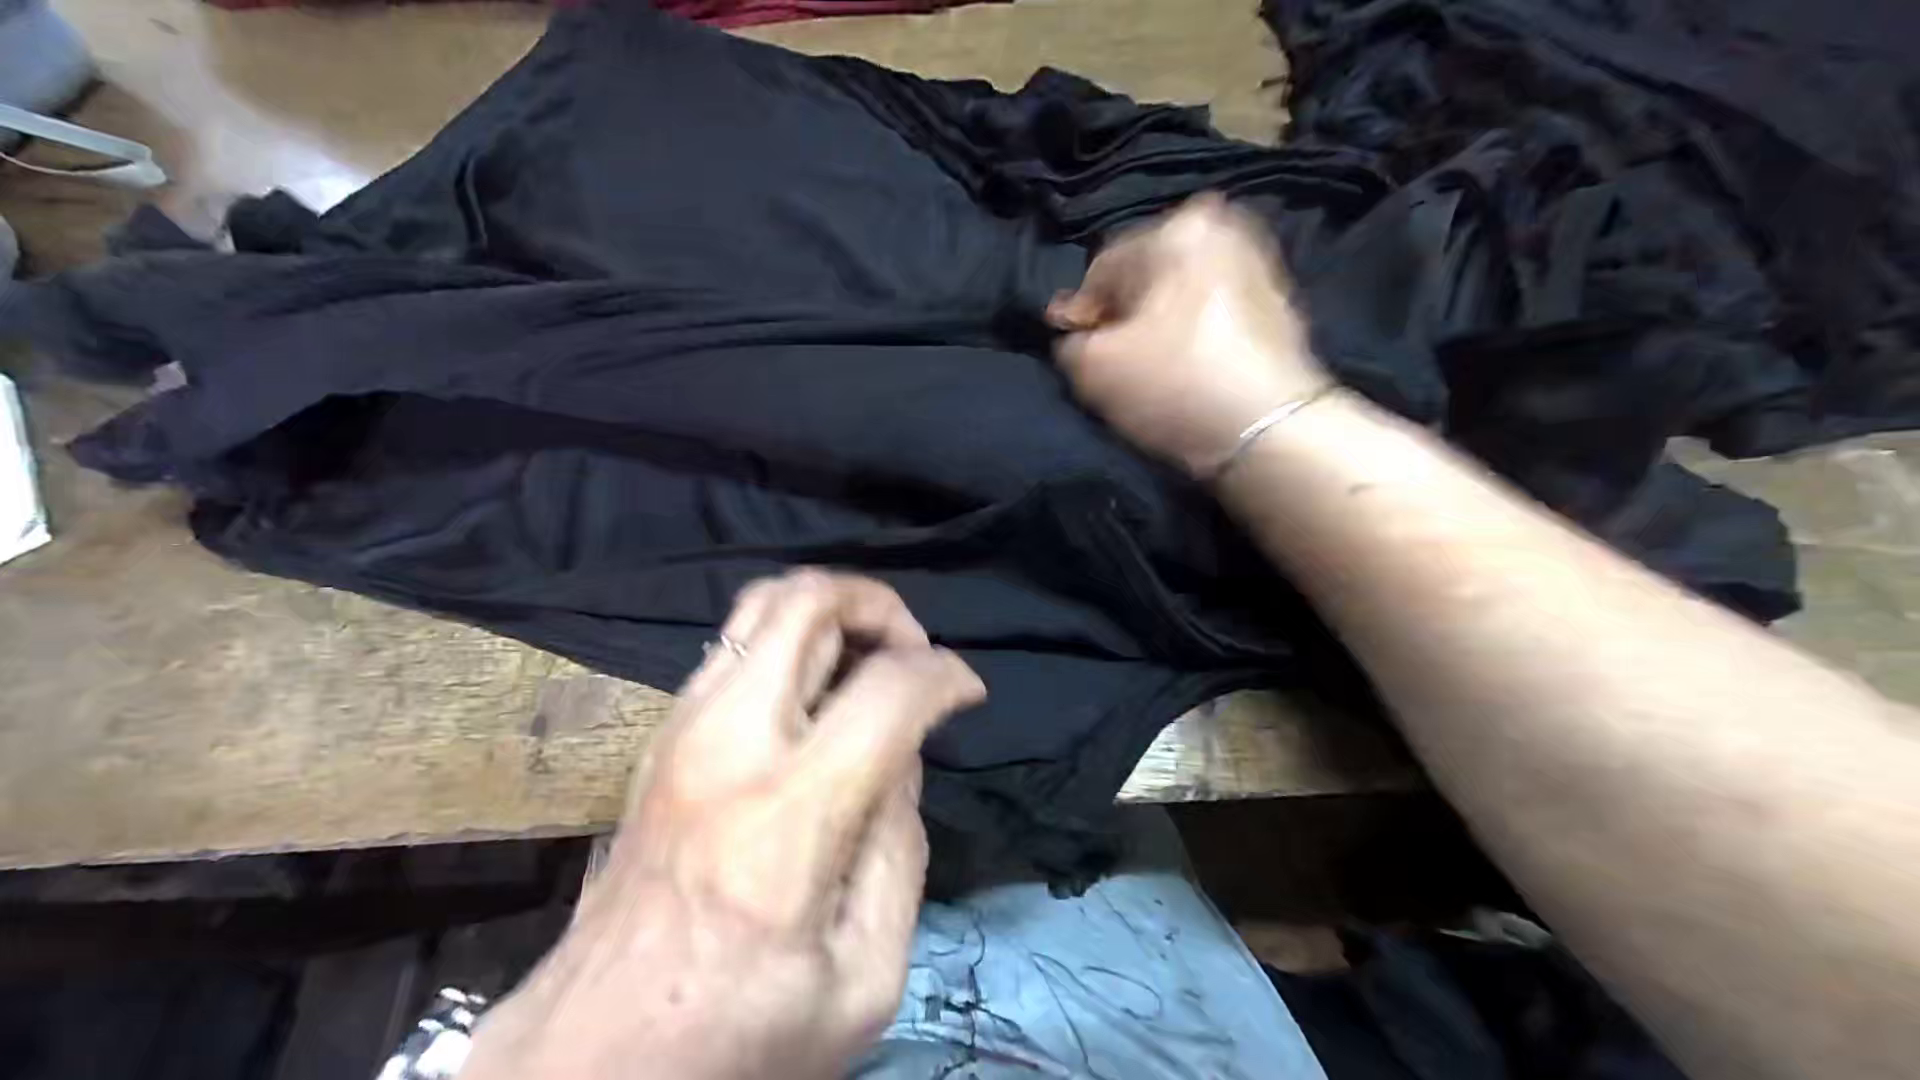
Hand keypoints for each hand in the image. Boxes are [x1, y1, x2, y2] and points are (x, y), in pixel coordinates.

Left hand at [463, 570, 985, 1079]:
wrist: (589, 1058)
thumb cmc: (739, 1035)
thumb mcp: (865, 977)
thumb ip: (901, 848)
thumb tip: (902, 757)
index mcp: (787, 819)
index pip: (886, 690)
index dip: (945, 675)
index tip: (967, 694)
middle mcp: (727, 745)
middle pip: (807, 603)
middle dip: (880, 605)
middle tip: (913, 652)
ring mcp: (683, 728)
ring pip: (763, 604)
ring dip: (835, 611)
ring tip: (870, 659)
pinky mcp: (662, 734)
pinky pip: (738, 642)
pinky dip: (795, 637)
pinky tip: (818, 691)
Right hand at [1047, 194, 1330, 475]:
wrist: (1268, 429)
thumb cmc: (1174, 386)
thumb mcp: (1093, 368)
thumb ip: (1070, 343)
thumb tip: (1079, 335)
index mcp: (1177, 230)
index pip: (1101, 270)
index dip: (1081, 314)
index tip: (1076, 352)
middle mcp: (1220, 230)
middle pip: (1144, 278)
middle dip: (1123, 316)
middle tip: (1112, 360)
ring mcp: (1256, 263)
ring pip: (1178, 295)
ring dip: (1156, 326)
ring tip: (1148, 370)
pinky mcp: (1276, 302)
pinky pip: (1209, 312)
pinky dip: (1189, 334)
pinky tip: (1183, 369)